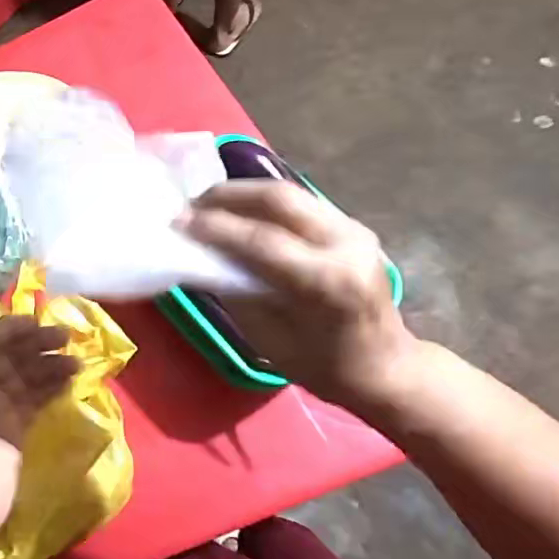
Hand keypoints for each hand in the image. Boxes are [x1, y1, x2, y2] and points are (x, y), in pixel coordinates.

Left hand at [0, 318, 77, 558]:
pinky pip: (35, 400)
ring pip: (26, 377)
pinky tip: (71, 379)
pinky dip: (51, 388)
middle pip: (9, 358)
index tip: (36, 321)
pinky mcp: (15, 430)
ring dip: (48, 366)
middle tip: (65, 337)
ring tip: (76, 361)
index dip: (8, 332)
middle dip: (35, 344)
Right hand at [180, 181, 417, 402]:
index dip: (213, 226)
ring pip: (289, 192)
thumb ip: (233, 289)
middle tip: (189, 206)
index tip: (176, 223)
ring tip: (207, 205)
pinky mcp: (351, 226)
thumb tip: (199, 255)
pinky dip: (262, 202)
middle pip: (278, 198)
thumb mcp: (265, 336)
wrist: (382, 366)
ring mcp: (354, 230)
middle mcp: (346, 245)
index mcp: (326, 282)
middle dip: (226, 196)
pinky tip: (237, 212)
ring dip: (242, 194)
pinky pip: (298, 202)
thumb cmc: (320, 364)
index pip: (260, 239)